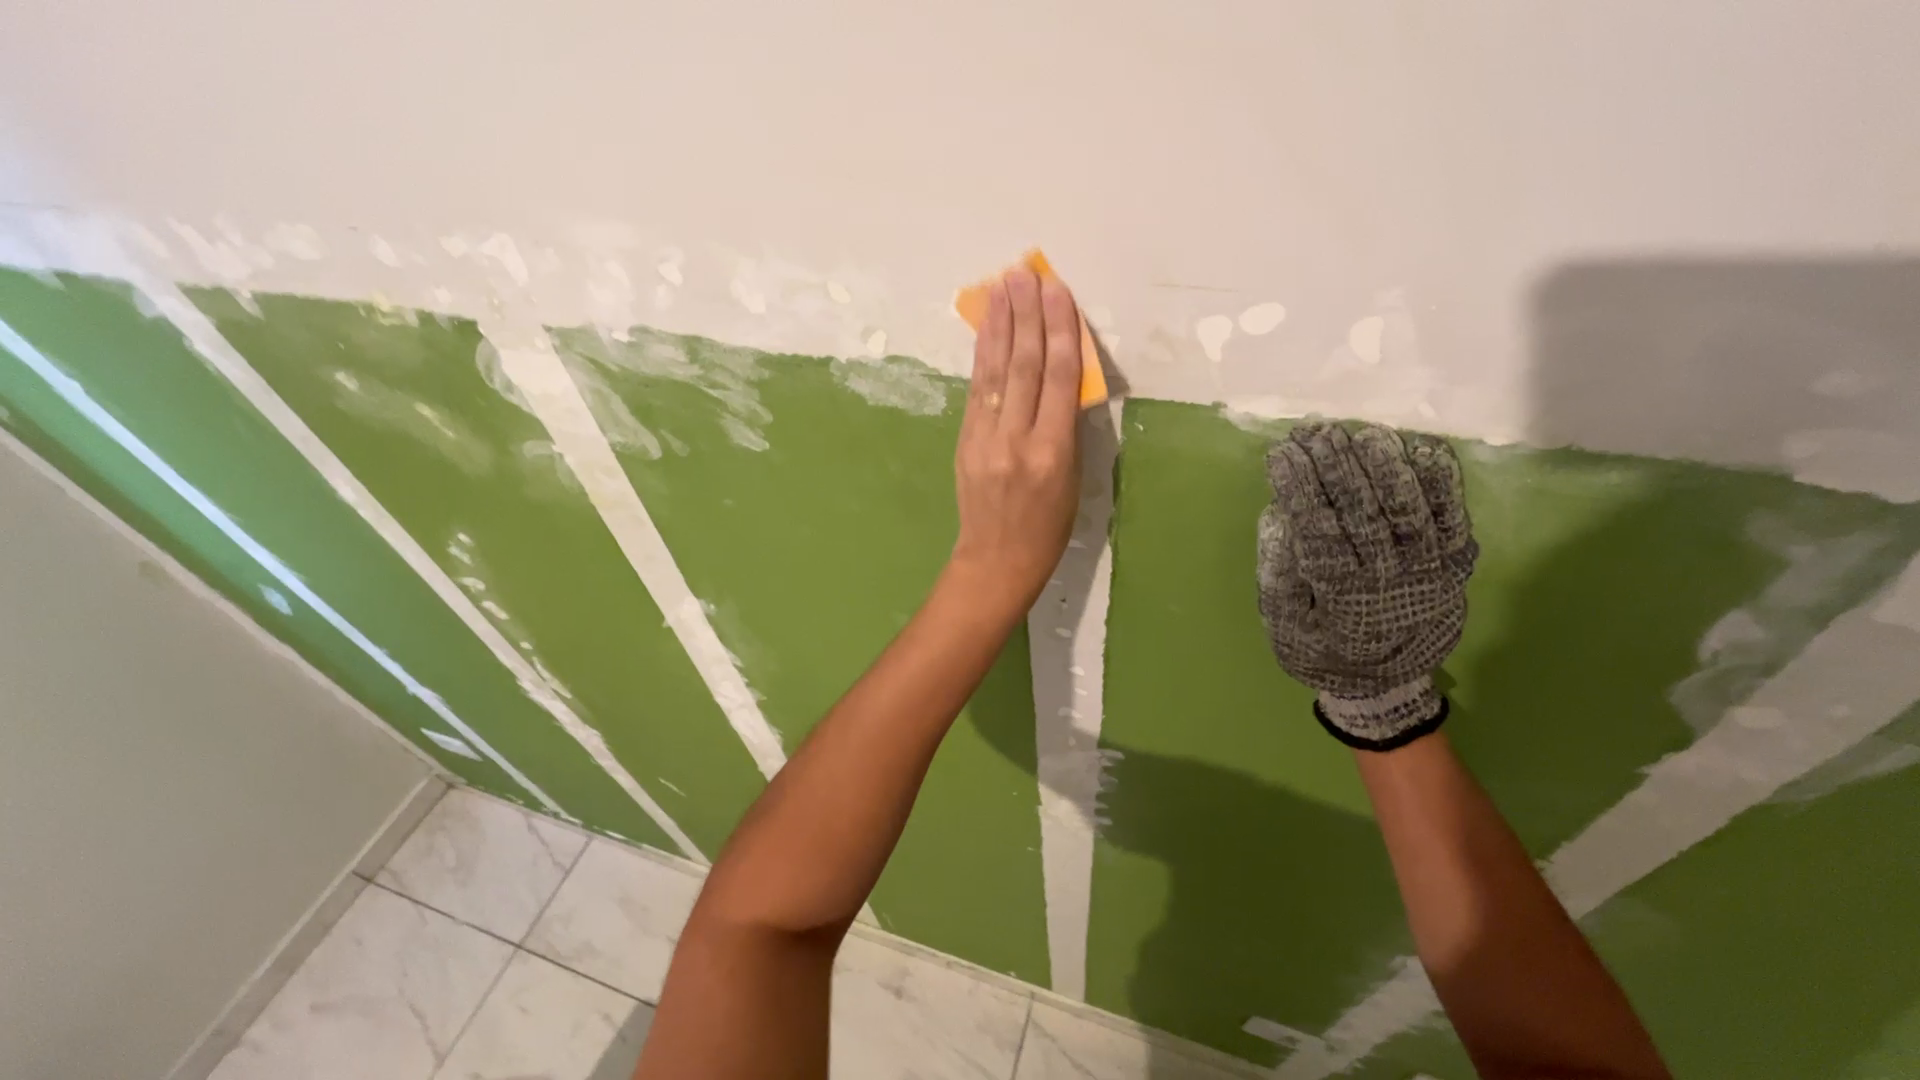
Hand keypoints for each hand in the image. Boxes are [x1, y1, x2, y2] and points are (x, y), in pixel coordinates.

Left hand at [948, 267, 1083, 613]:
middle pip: (1025, 366)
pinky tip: (987, 330)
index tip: (1058, 291)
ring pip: (995, 372)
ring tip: (1003, 288)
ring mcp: (985, 440)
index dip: (1060, 330)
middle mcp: (1017, 440)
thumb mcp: (1074, 479)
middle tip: (1025, 274)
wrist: (998, 560)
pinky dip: (983, 356)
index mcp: (1053, 452)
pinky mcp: (964, 442)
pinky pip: (977, 391)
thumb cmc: (1049, 526)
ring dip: (1000, 326)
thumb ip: (1067, 427)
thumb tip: (1062, 376)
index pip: (1060, 378)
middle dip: (1027, 316)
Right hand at [1257, 422, 1477, 749]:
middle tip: (1318, 431)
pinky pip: (1453, 521)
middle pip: (1363, 513)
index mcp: (1342, 598)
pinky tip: (1424, 450)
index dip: (1300, 489)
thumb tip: (1278, 517)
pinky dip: (1443, 485)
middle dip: (1338, 467)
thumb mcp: (1285, 624)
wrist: (1384, 688)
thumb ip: (1279, 573)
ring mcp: (1428, 573)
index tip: (1283, 453)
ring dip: (1388, 468)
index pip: (1318, 530)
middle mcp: (1389, 583)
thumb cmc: (1322, 652)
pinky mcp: (1454, 567)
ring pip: (1410, 512)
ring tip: (1365, 434)